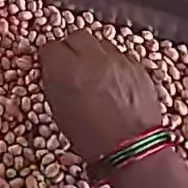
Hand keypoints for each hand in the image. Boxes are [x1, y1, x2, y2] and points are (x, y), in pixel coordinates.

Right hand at [38, 31, 165, 162]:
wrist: (133, 150)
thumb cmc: (90, 137)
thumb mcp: (58, 110)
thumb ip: (54, 82)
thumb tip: (53, 70)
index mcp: (65, 70)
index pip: (50, 47)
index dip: (49, 57)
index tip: (49, 64)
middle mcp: (92, 59)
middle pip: (76, 37)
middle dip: (71, 48)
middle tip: (69, 63)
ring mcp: (118, 61)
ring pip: (100, 43)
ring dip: (93, 54)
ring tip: (93, 72)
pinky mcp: (138, 67)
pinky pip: (120, 56)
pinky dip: (113, 64)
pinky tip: (112, 81)